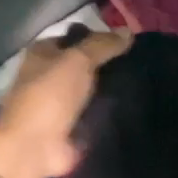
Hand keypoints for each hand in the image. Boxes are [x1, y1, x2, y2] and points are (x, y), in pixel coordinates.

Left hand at [0, 30, 130, 177]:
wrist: (33, 147)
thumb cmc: (49, 96)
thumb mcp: (78, 61)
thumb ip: (103, 45)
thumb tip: (128, 31)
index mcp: (43, 53)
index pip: (76, 38)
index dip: (100, 38)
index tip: (129, 43)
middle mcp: (50, 76)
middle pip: (86, 66)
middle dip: (109, 66)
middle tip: (141, 64)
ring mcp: (61, 104)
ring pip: (93, 91)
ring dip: (112, 91)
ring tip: (143, 85)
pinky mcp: (71, 128)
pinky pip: (96, 116)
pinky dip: (110, 114)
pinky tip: (133, 108)